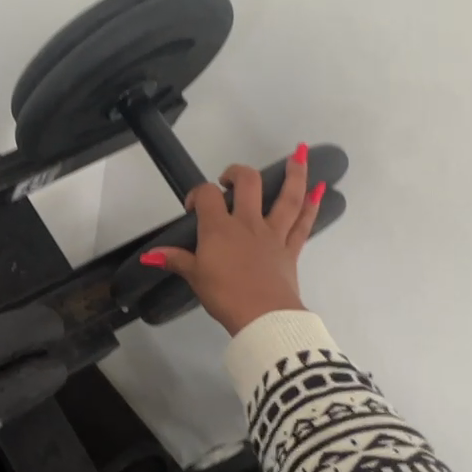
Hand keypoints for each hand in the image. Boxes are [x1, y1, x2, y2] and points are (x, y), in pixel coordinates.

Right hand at [143, 145, 325, 335]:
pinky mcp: (291, 249)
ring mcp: (273, 234)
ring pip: (287, 197)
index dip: (198, 194)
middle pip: (248, 184)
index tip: (193, 206)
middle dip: (238, 174)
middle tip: (230, 179)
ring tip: (299, 155)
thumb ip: (175, 260)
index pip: (207, 196)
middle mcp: (247, 223)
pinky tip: (321, 191)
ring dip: (295, 173)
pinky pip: (303, 224)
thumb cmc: (224, 295)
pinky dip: (313, 206)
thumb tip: (150, 254)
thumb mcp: (194, 277)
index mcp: (219, 228)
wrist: (263, 316)